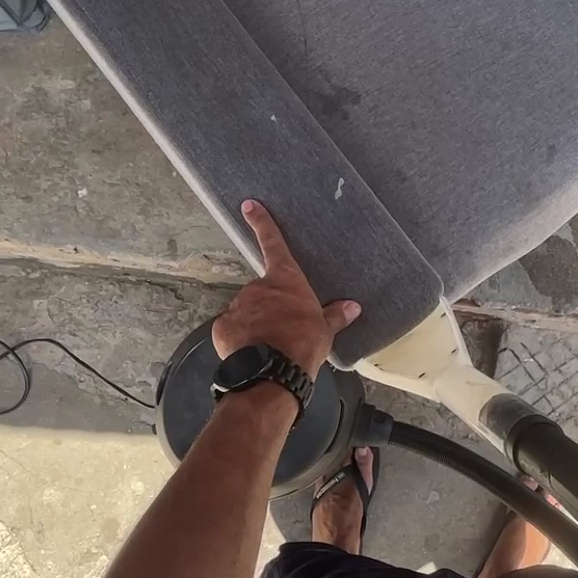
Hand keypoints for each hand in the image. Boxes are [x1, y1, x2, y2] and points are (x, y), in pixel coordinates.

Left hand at [213, 200, 360, 376]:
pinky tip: (252, 350)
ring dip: (256, 323)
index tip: (249, 206)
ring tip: (270, 344)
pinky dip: (241, 338)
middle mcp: (259, 287)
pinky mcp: (223, 326)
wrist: (273, 371)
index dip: (262, 223)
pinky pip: (233, 329)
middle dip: (270, 306)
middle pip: (263, 291)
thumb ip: (336, 315)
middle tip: (283, 329)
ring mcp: (238, 306)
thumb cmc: (302, 345)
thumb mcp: (325, 330)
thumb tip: (353, 307)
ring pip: (247, 310)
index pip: (274, 244)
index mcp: (285, 280)